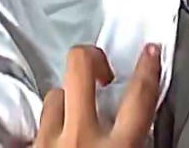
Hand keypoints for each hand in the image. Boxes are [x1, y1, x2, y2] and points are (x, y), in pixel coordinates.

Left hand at [35, 43, 162, 147]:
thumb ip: (136, 141)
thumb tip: (143, 125)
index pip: (139, 97)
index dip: (147, 68)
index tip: (151, 50)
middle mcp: (81, 138)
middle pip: (80, 67)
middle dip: (91, 58)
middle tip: (102, 69)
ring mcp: (48, 144)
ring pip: (54, 95)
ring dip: (66, 98)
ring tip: (76, 111)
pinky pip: (37, 125)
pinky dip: (48, 126)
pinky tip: (55, 135)